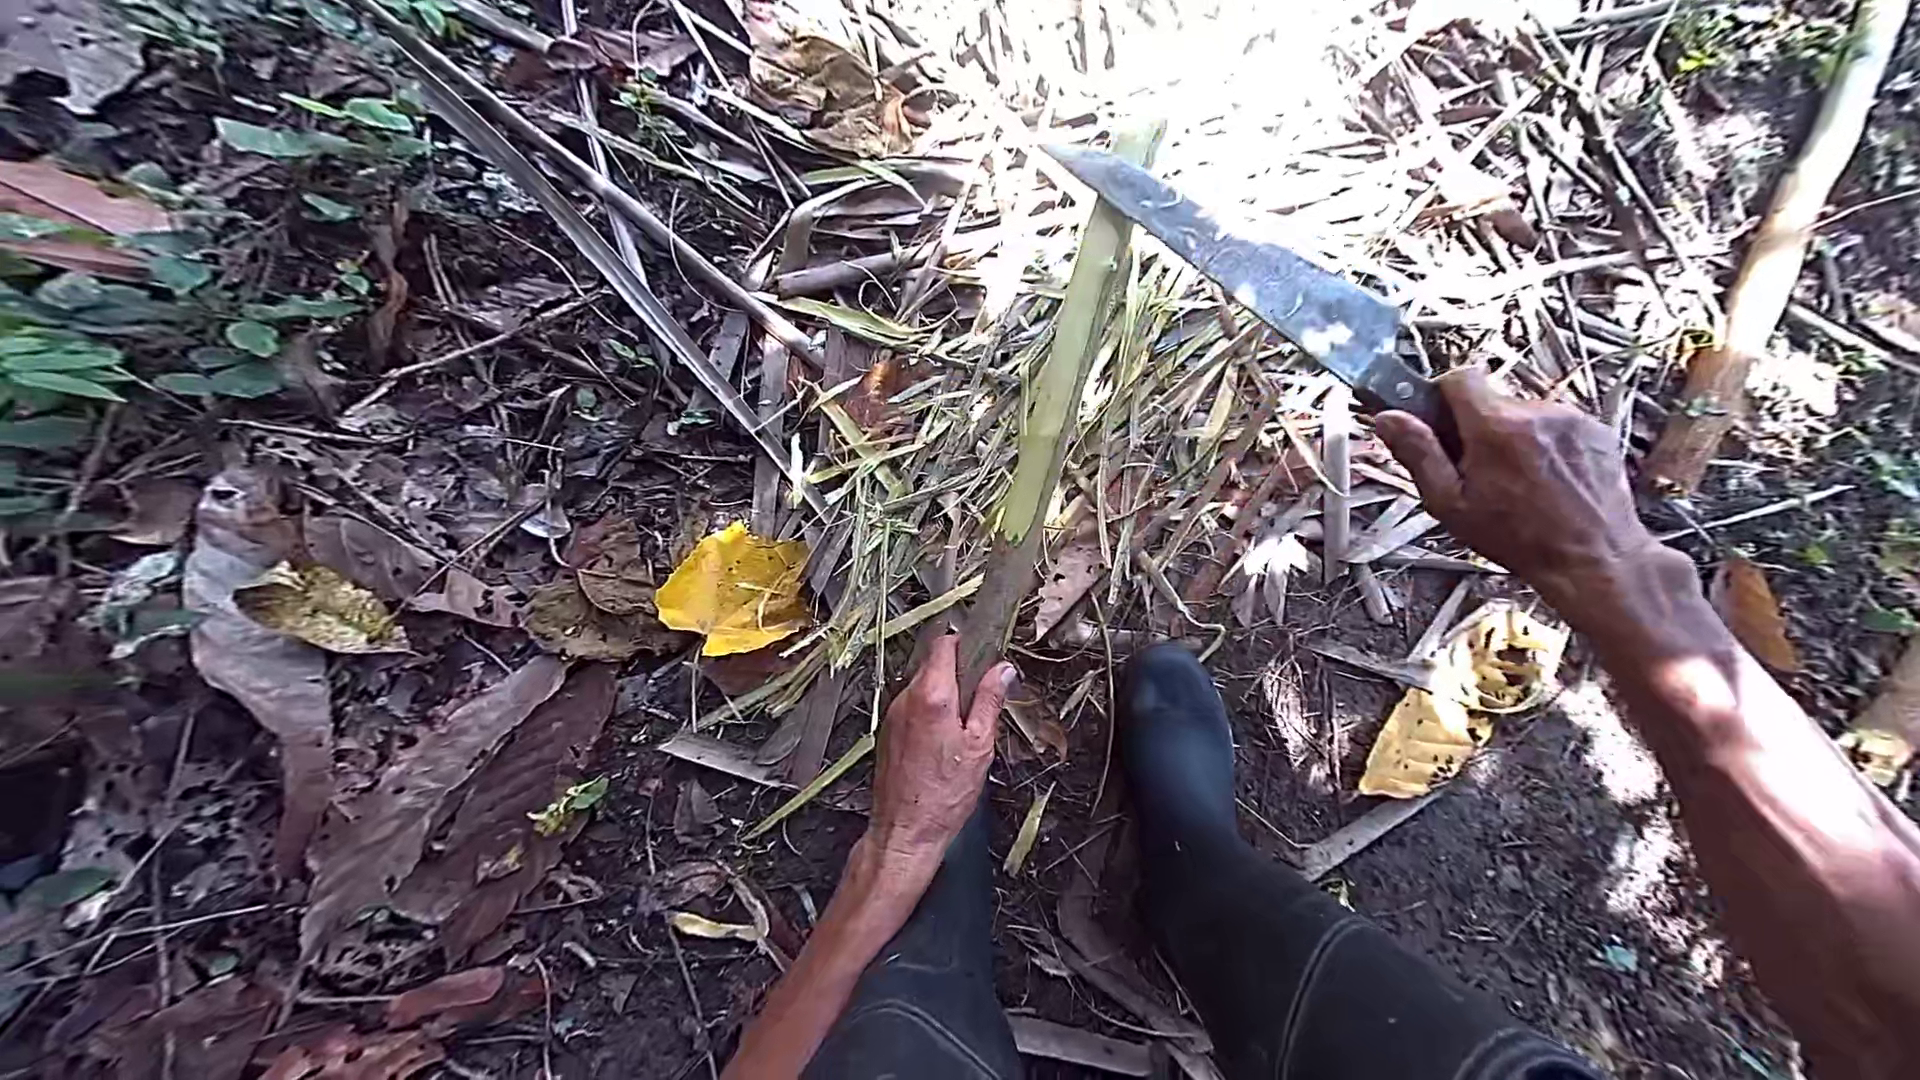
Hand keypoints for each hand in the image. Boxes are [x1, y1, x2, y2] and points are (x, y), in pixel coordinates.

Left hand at [867, 635, 1015, 869]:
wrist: (904, 832)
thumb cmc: (942, 796)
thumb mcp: (979, 745)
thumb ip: (989, 701)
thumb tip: (1002, 670)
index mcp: (931, 695)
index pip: (944, 644)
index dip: (964, 644)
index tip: (981, 656)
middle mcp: (907, 698)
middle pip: (933, 663)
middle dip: (958, 673)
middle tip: (979, 698)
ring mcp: (893, 713)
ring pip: (922, 685)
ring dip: (943, 694)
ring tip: (962, 726)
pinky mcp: (888, 730)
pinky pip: (912, 706)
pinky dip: (929, 711)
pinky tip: (942, 740)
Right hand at [1374, 368, 1662, 607]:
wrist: (1592, 556)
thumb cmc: (1516, 536)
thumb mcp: (1447, 501)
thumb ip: (1417, 453)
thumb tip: (1389, 419)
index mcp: (1495, 429)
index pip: (1460, 378)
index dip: (1440, 394)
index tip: (1435, 418)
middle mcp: (1537, 414)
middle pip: (1487, 400)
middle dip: (1471, 427)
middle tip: (1468, 467)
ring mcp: (1572, 420)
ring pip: (1519, 413)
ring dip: (1505, 436)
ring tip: (1506, 478)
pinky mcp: (1595, 430)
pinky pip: (1550, 423)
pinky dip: (1536, 443)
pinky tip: (1536, 478)